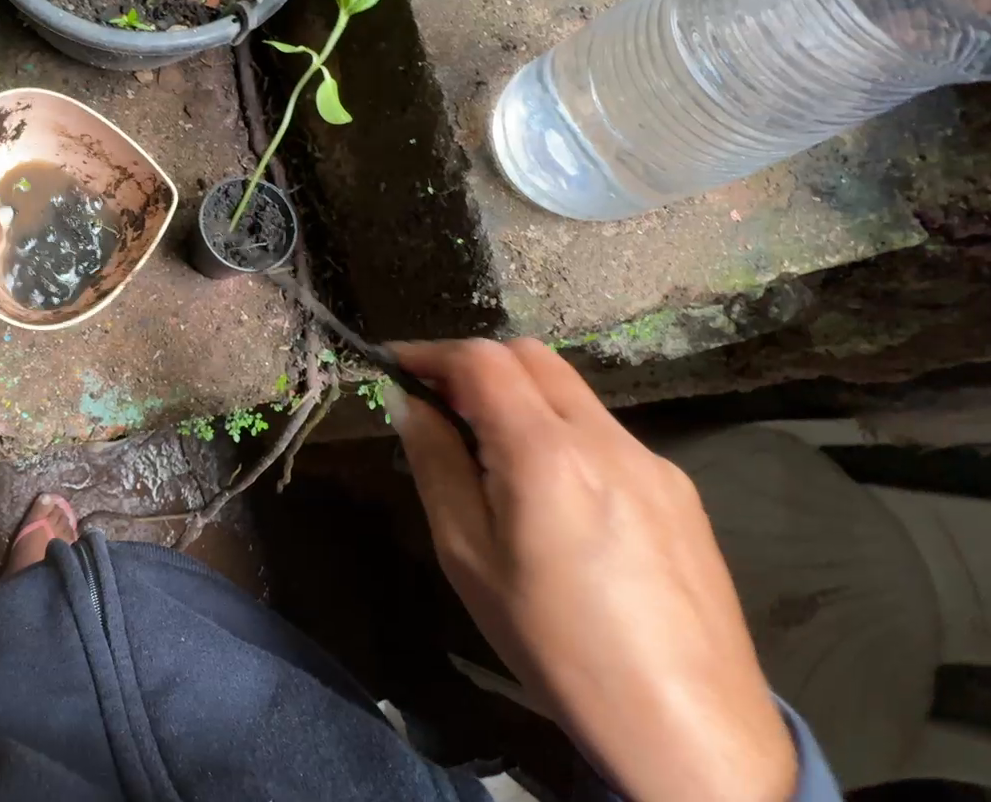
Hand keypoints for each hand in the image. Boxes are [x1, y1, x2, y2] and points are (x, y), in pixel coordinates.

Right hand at [387, 338, 794, 801]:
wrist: (688, 728)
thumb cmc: (552, 642)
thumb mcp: (465, 554)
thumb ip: (435, 463)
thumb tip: (410, 404)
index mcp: (546, 452)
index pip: (481, 359)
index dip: (429, 353)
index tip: (394, 368)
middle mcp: (606, 438)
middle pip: (530, 356)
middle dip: (473, 365)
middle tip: (435, 405)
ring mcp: (652, 461)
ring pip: (569, 391)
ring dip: (516, 396)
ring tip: (484, 453)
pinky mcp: (678, 491)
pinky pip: (602, 432)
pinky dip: (556, 430)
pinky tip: (547, 493)